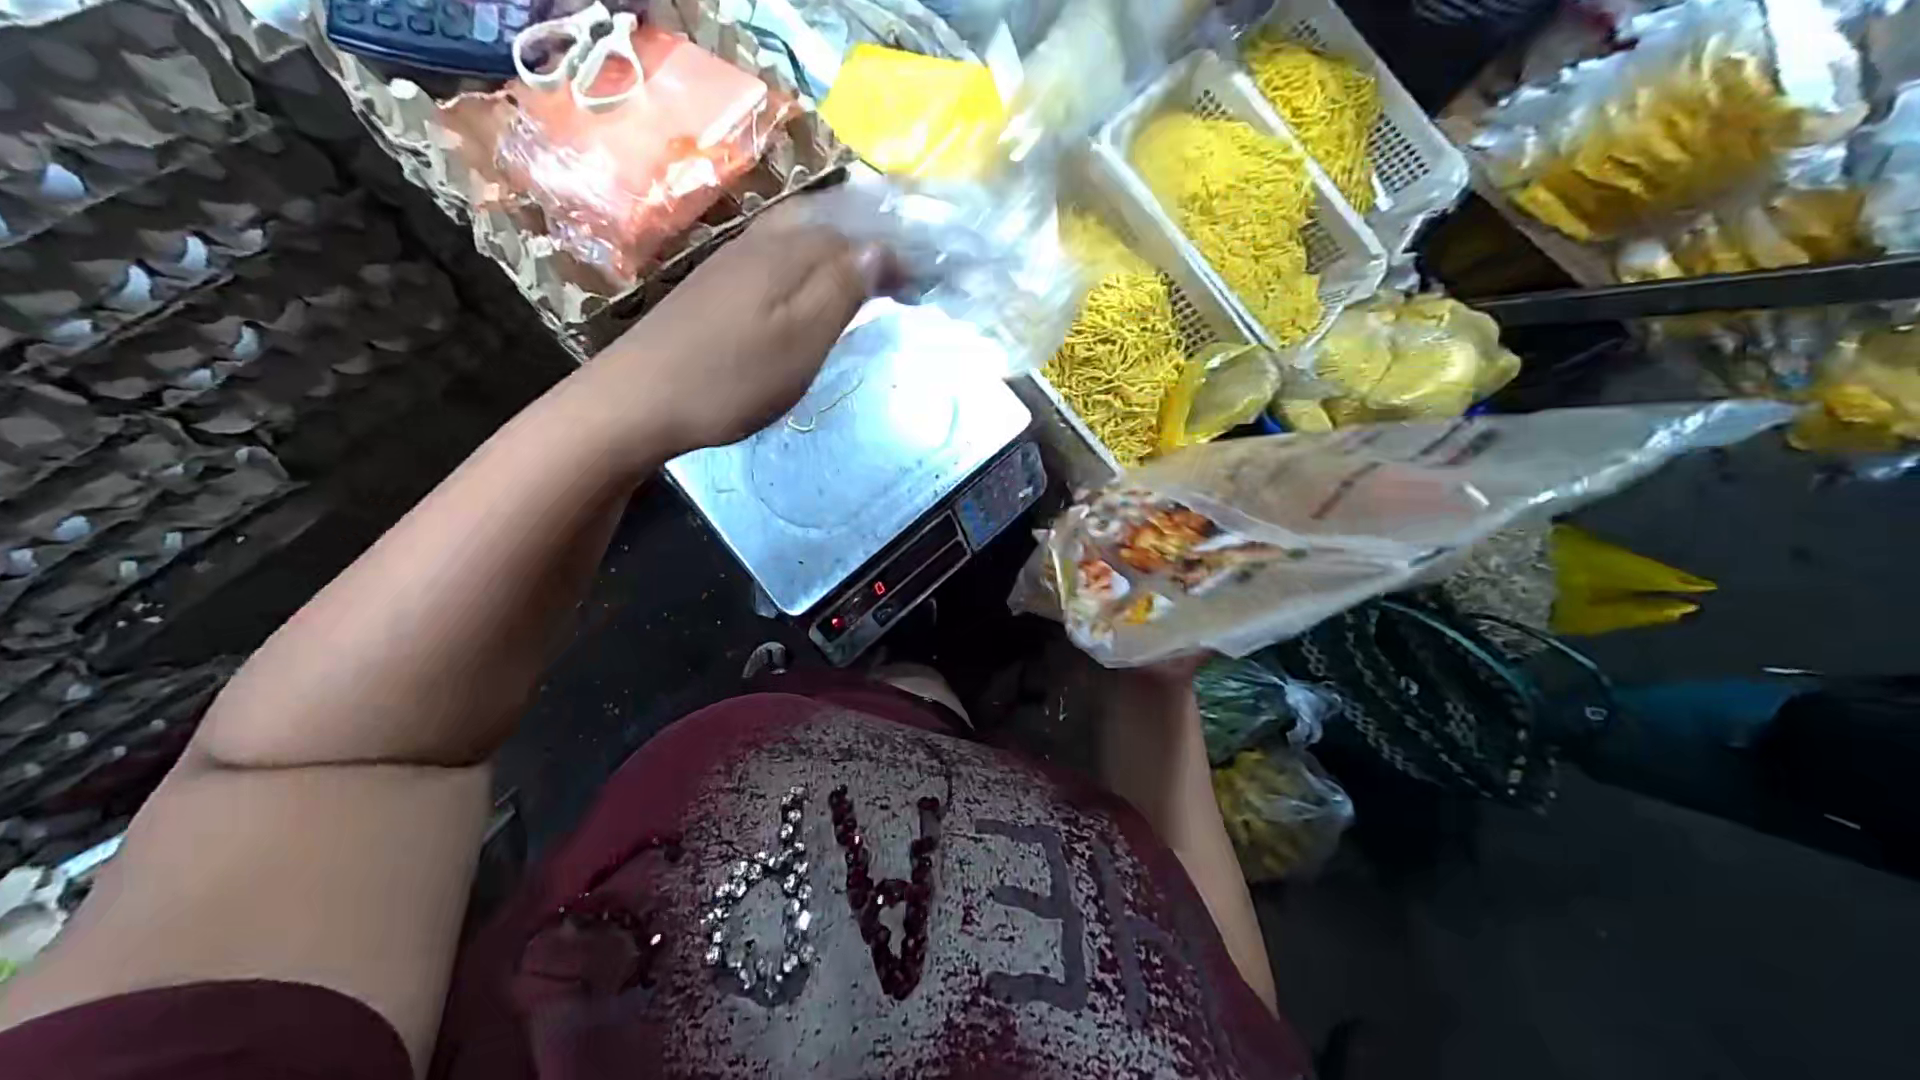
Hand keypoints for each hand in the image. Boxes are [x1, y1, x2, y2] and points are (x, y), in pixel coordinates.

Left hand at [579, 199, 888, 461]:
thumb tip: (881, 246)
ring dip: (836, 259)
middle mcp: (759, 243)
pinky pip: (775, 263)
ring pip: (798, 244)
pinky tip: (806, 300)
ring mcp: (731, 263)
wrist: (638, 401)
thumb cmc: (731, 377)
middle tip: (897, 283)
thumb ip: (843, 289)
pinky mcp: (713, 288)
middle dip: (867, 248)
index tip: (922, 284)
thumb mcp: (802, 340)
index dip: (894, 254)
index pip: (857, 234)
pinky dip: (805, 273)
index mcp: (788, 251)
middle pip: (827, 228)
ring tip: (862, 288)